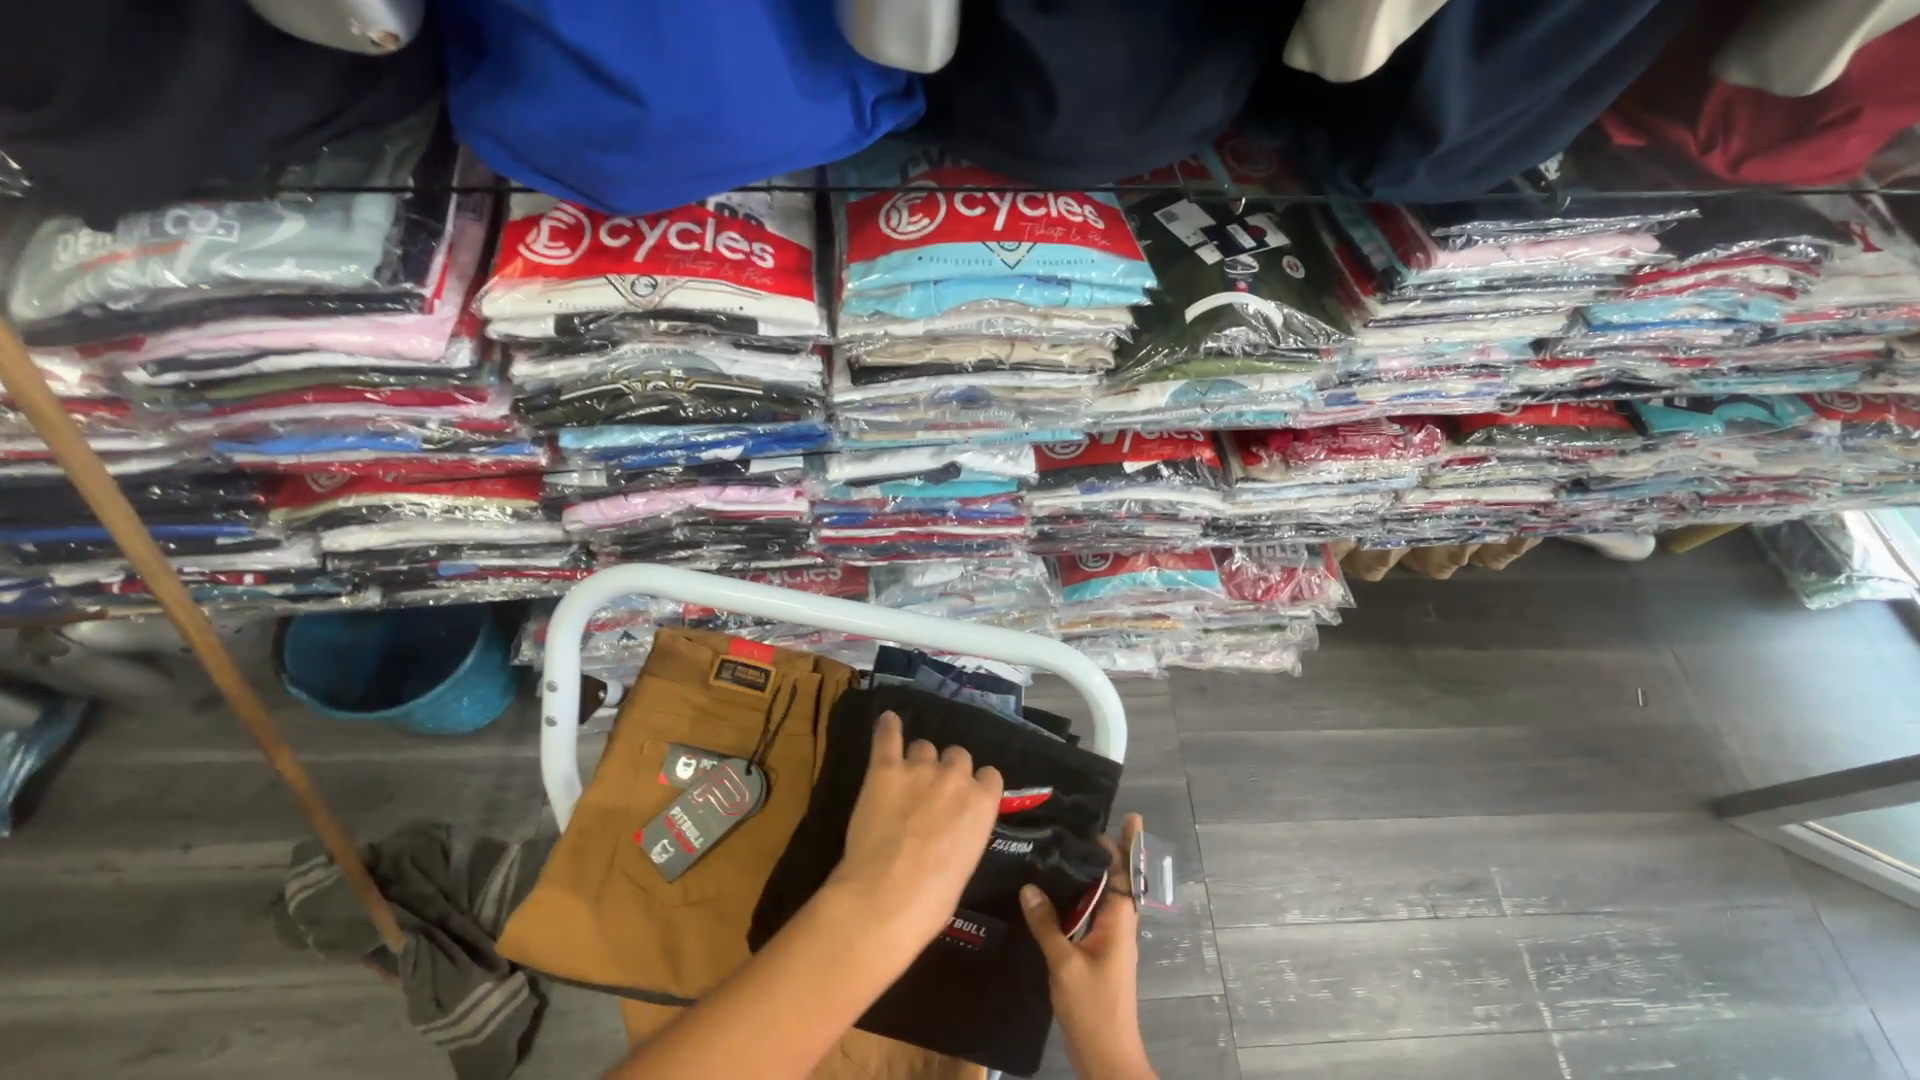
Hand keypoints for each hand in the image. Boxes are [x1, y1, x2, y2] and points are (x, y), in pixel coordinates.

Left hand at [824, 711, 1003, 946]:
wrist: (886, 897)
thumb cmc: (932, 898)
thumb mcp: (966, 863)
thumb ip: (964, 832)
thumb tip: (951, 830)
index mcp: (983, 804)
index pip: (990, 776)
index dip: (976, 786)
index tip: (965, 799)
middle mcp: (956, 778)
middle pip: (957, 756)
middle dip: (948, 771)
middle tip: (932, 794)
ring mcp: (919, 769)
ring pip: (924, 747)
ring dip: (918, 759)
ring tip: (905, 778)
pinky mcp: (884, 769)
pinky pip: (888, 736)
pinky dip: (888, 728)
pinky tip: (887, 721)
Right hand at [1019, 813, 1156, 1079]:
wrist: (1106, 1056)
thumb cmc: (1093, 1007)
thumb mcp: (1064, 963)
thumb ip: (1047, 924)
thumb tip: (1029, 887)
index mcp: (1119, 922)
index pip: (1127, 874)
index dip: (1128, 846)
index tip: (1128, 817)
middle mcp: (1118, 927)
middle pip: (1114, 882)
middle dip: (1103, 854)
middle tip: (1077, 827)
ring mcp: (1108, 942)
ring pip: (1100, 900)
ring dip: (1086, 877)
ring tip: (1060, 851)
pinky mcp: (1096, 956)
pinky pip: (1087, 917)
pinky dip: (1074, 901)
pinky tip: (1050, 896)